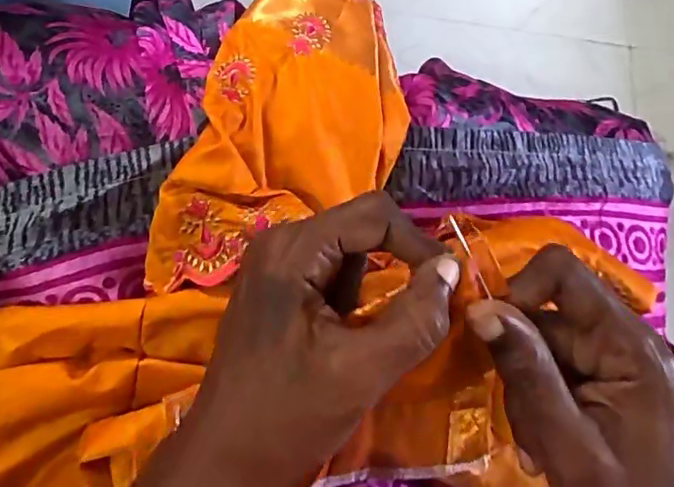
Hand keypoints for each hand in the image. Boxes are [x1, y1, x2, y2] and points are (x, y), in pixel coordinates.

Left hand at [138, 192, 460, 486]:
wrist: (223, 459)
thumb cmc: (287, 415)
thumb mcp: (360, 373)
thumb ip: (413, 320)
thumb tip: (450, 269)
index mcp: (293, 247)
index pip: (372, 214)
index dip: (416, 241)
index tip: (448, 284)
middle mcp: (281, 239)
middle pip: (358, 227)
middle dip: (396, 263)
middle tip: (422, 309)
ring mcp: (275, 260)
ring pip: (347, 250)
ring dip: (372, 285)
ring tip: (370, 334)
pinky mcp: (276, 283)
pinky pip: (328, 270)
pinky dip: (351, 295)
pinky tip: (346, 335)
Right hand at [465, 244, 673, 485]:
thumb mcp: (569, 446)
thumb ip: (528, 374)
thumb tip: (480, 307)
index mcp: (630, 344)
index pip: (563, 271)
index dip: (521, 287)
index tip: (493, 328)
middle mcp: (626, 338)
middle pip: (544, 311)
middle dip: (520, 356)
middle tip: (520, 412)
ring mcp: (615, 359)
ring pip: (539, 340)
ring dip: (524, 384)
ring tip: (535, 439)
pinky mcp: (604, 379)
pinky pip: (549, 364)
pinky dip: (535, 396)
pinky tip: (542, 439)